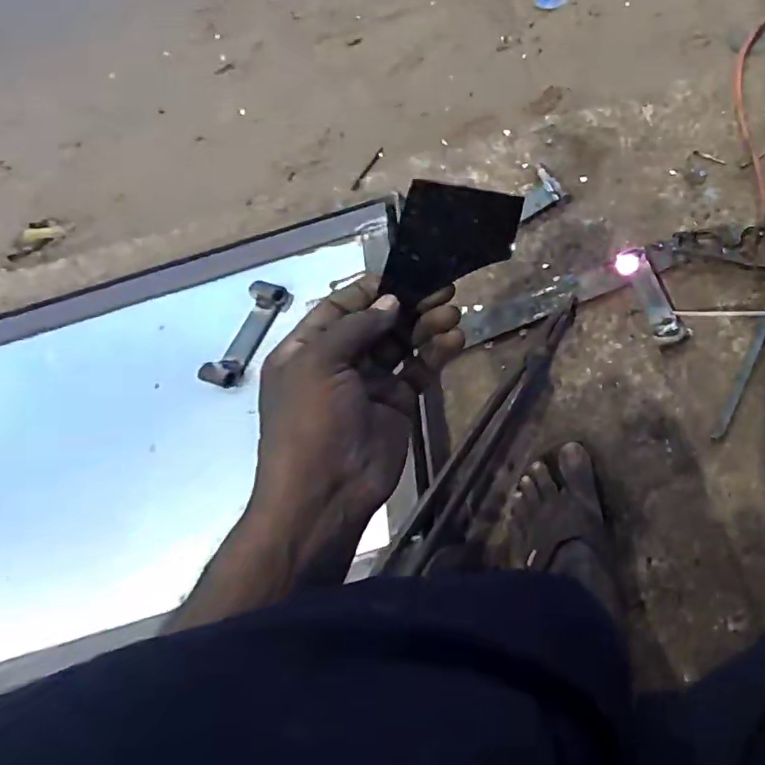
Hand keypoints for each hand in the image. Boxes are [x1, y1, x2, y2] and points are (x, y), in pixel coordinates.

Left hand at [165, 276, 462, 632]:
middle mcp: (341, 361)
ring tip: (452, 314)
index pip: (340, 307)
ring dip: (428, 325)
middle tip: (443, 289)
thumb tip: (391, 303)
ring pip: (405, 342)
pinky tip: (456, 340)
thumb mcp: (318, 365)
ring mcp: (372, 382)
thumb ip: (355, 328)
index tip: (405, 272)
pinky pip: (421, 368)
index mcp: (308, 349)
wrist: (326, 492)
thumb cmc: (311, 423)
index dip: (371, 290)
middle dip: (409, 304)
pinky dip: (439, 352)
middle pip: (379, 322)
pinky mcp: (400, 401)